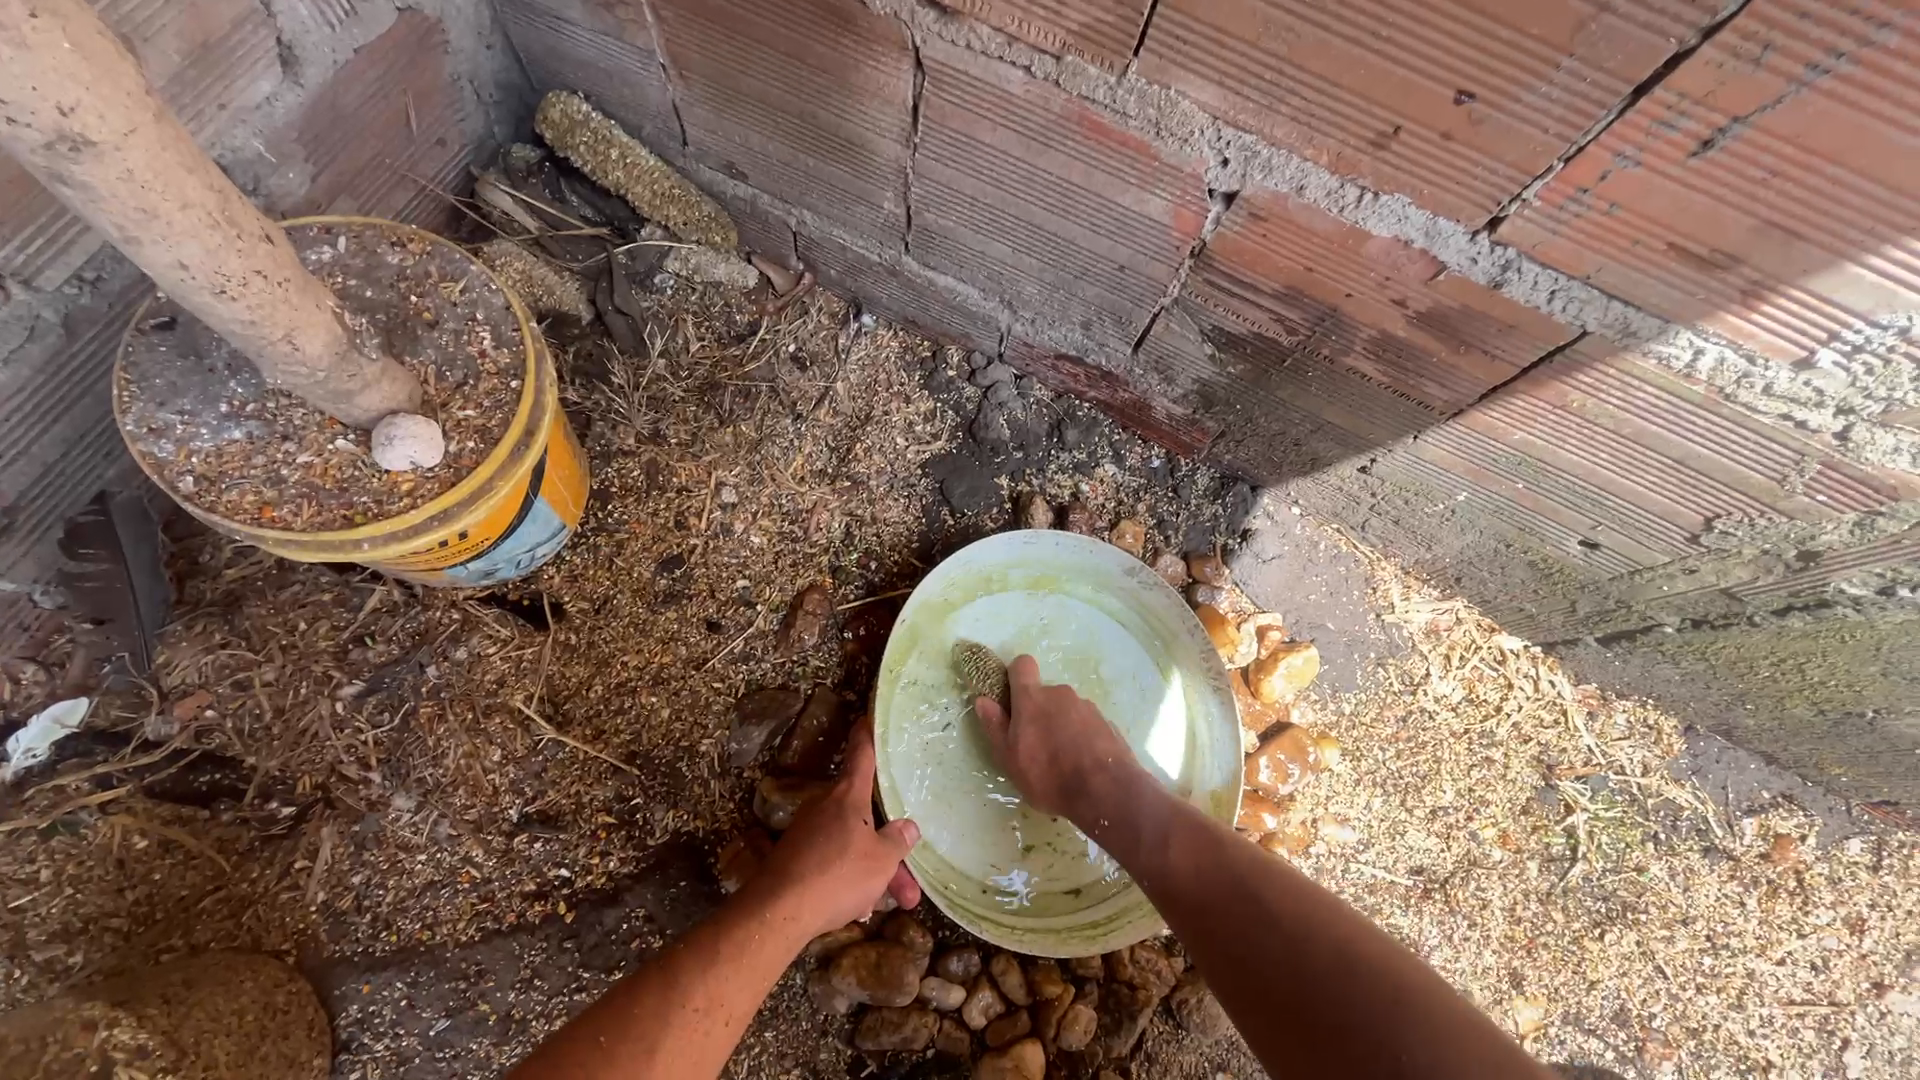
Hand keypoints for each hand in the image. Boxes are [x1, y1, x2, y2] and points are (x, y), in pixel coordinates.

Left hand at [750, 716, 921, 938]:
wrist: (777, 913)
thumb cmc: (837, 876)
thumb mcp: (880, 861)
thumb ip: (897, 842)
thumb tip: (908, 826)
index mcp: (848, 796)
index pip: (861, 755)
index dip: (868, 735)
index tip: (868, 715)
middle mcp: (825, 807)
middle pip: (865, 815)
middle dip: (889, 846)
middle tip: (909, 881)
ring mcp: (807, 833)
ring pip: (852, 845)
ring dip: (873, 872)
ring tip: (893, 903)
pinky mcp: (796, 859)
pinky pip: (833, 863)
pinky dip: (850, 882)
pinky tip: (859, 909)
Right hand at [974, 655, 1142, 821]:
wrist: (1105, 791)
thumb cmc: (1048, 776)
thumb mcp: (1009, 758)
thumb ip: (995, 726)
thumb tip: (983, 700)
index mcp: (1032, 698)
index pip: (1022, 665)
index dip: (1015, 675)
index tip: (1012, 697)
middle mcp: (1060, 694)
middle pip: (1044, 694)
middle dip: (1039, 713)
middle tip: (1037, 746)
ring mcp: (1086, 706)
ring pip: (1066, 710)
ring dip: (1061, 726)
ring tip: (1063, 760)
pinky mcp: (1106, 722)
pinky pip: (1086, 723)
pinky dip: (1081, 736)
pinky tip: (1083, 763)